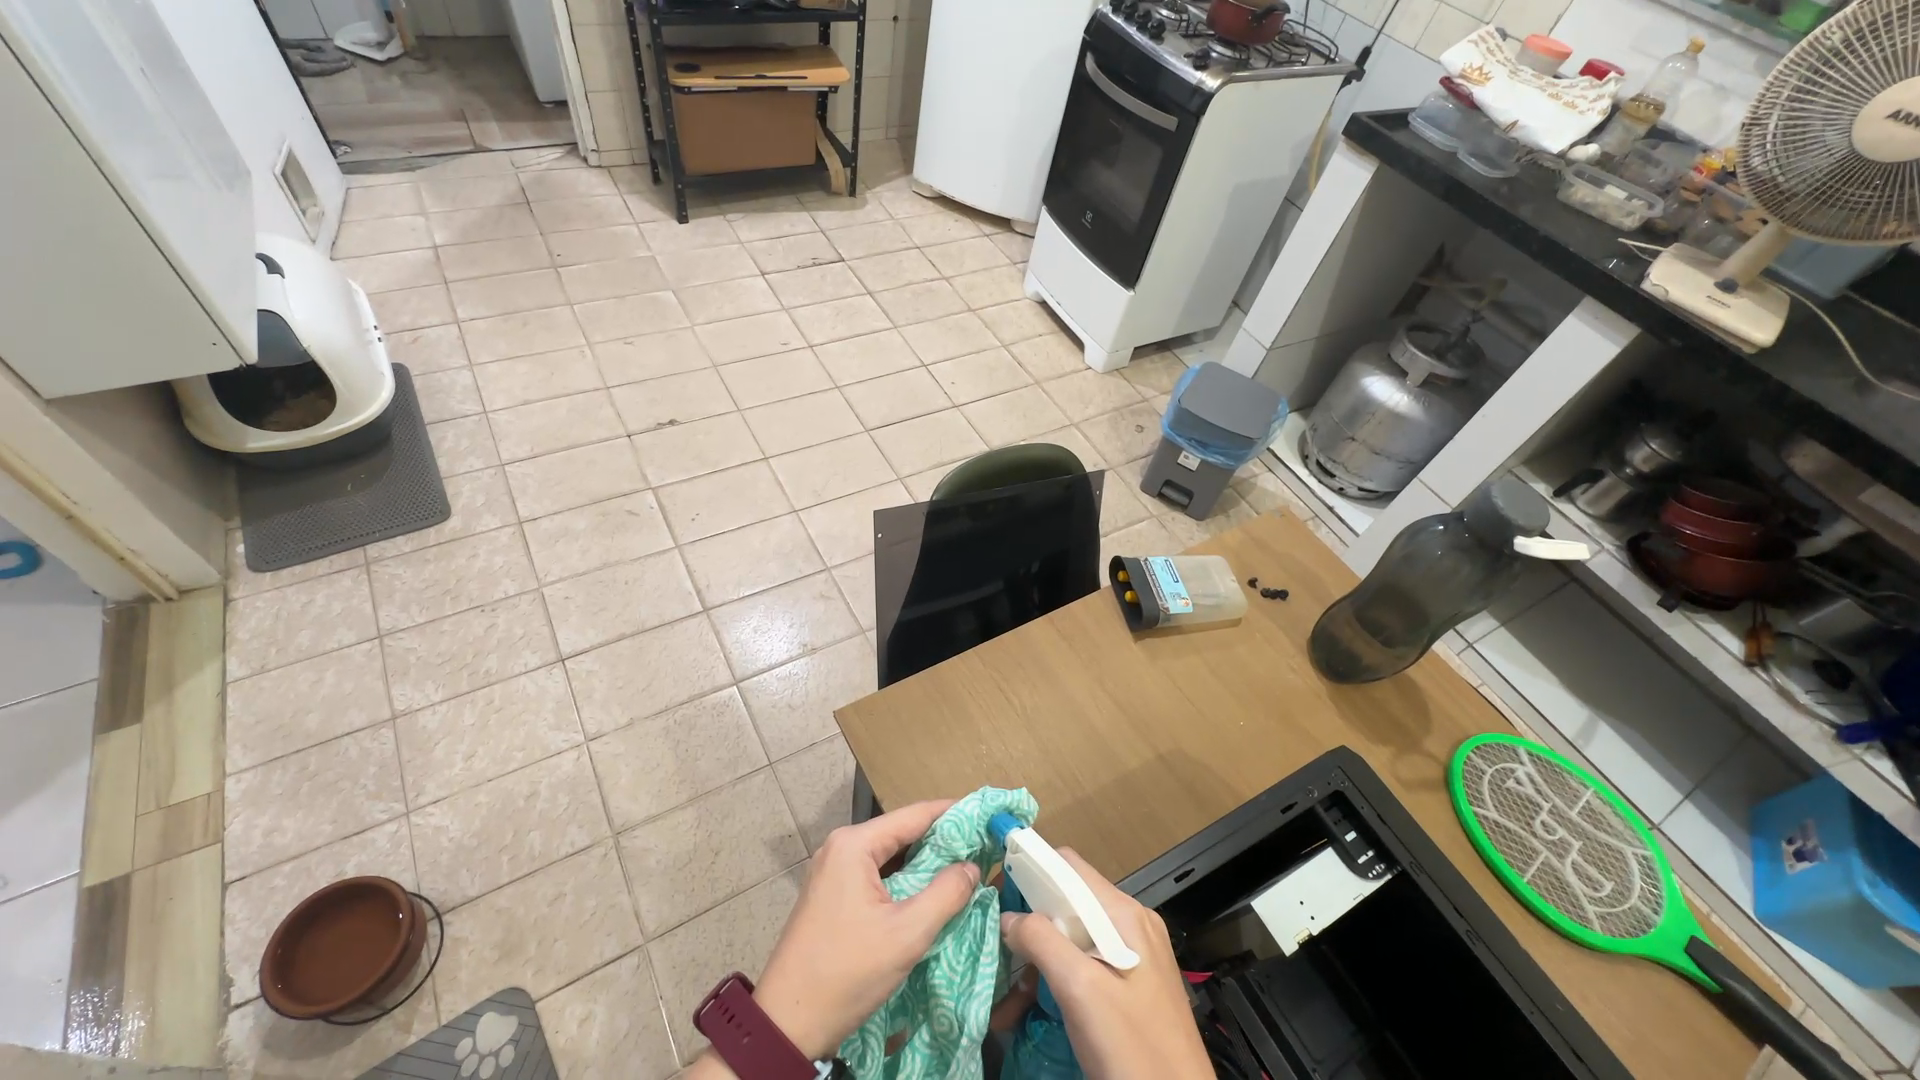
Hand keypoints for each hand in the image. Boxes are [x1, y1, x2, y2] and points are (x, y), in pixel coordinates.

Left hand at [752, 800, 981, 1058]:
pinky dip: (906, 881)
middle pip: (902, 832)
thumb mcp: (907, 933)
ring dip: (926, 864)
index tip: (989, 816)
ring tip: (968, 868)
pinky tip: (933, 893)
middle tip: (986, 847)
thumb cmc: (847, 972)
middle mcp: (841, 848)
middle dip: (944, 841)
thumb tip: (972, 867)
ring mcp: (833, 871)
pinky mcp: (833, 895)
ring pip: (891, 857)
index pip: (915, 815)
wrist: (788, 1022)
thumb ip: (946, 893)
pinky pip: (878, 876)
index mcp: (854, 844)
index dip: (955, 814)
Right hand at [1000, 848, 1211, 1079]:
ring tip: (1007, 1003)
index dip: (1028, 871)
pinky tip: (1031, 1009)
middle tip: (997, 958)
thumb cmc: (1133, 1048)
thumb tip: (1009, 917)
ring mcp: (1133, 955)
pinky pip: (1084, 965)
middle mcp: (1130, 924)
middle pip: (1067, 903)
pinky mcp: (1131, 984)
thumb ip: (1042, 942)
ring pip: (1071, 938)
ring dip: (1037, 961)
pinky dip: (1056, 979)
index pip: (1067, 866)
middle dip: (1028, 927)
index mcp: (1123, 914)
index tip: (993, 895)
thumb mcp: (1080, 991)